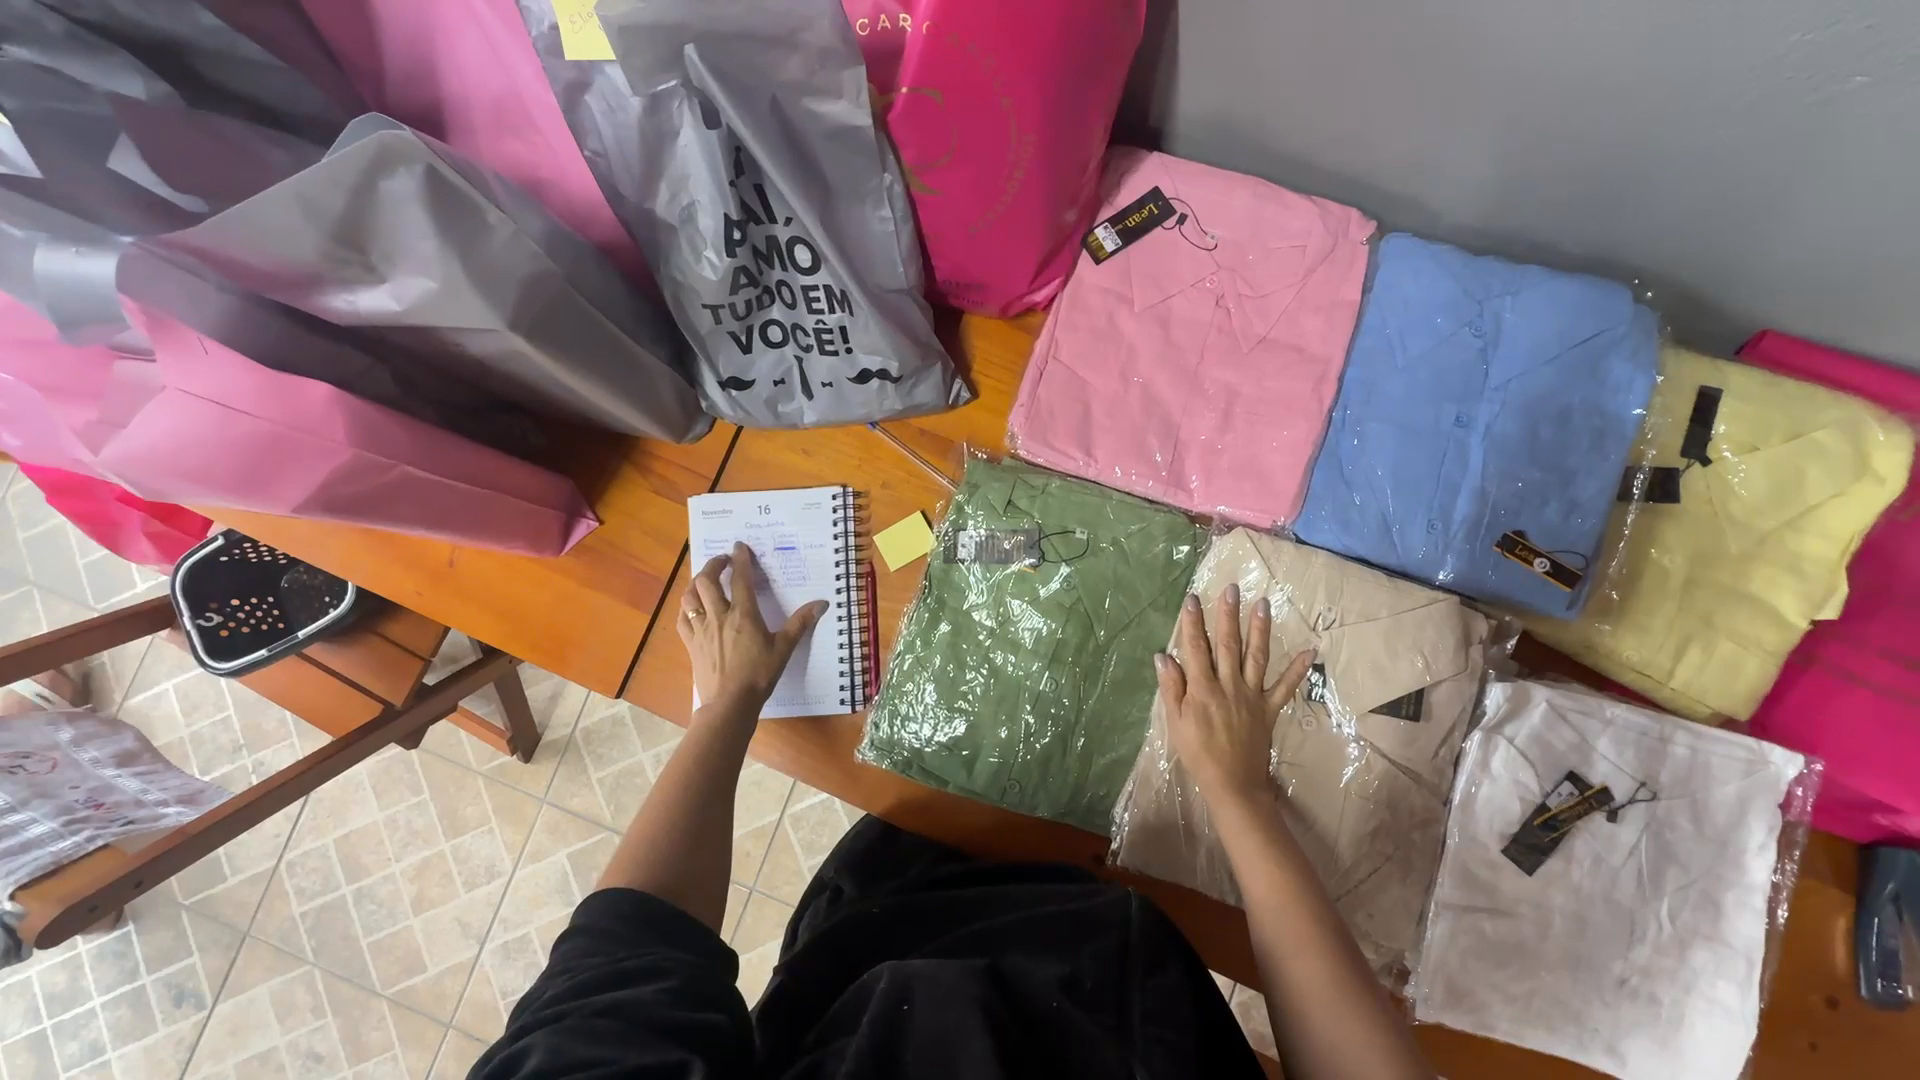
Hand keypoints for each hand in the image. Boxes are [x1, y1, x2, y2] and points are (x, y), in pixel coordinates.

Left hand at [677, 543, 829, 719]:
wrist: (730, 703)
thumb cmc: (759, 675)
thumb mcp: (784, 649)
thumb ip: (800, 623)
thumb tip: (821, 603)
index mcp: (743, 615)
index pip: (741, 578)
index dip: (740, 559)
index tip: (739, 546)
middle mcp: (719, 616)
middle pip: (707, 581)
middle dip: (714, 565)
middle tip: (723, 562)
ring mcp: (701, 629)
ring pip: (690, 596)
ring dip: (696, 583)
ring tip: (705, 580)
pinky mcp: (691, 643)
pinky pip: (683, 618)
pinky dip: (686, 607)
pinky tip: (692, 608)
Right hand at [1154, 584, 1314, 806]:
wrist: (1232, 784)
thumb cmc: (1197, 753)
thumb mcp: (1175, 723)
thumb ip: (1171, 688)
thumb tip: (1163, 656)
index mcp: (1202, 689)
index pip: (1196, 648)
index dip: (1193, 622)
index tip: (1193, 598)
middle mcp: (1228, 685)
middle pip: (1228, 644)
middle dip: (1228, 614)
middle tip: (1231, 588)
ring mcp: (1251, 696)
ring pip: (1256, 656)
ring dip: (1260, 629)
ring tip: (1263, 603)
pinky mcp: (1269, 709)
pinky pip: (1285, 687)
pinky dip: (1298, 669)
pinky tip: (1310, 651)